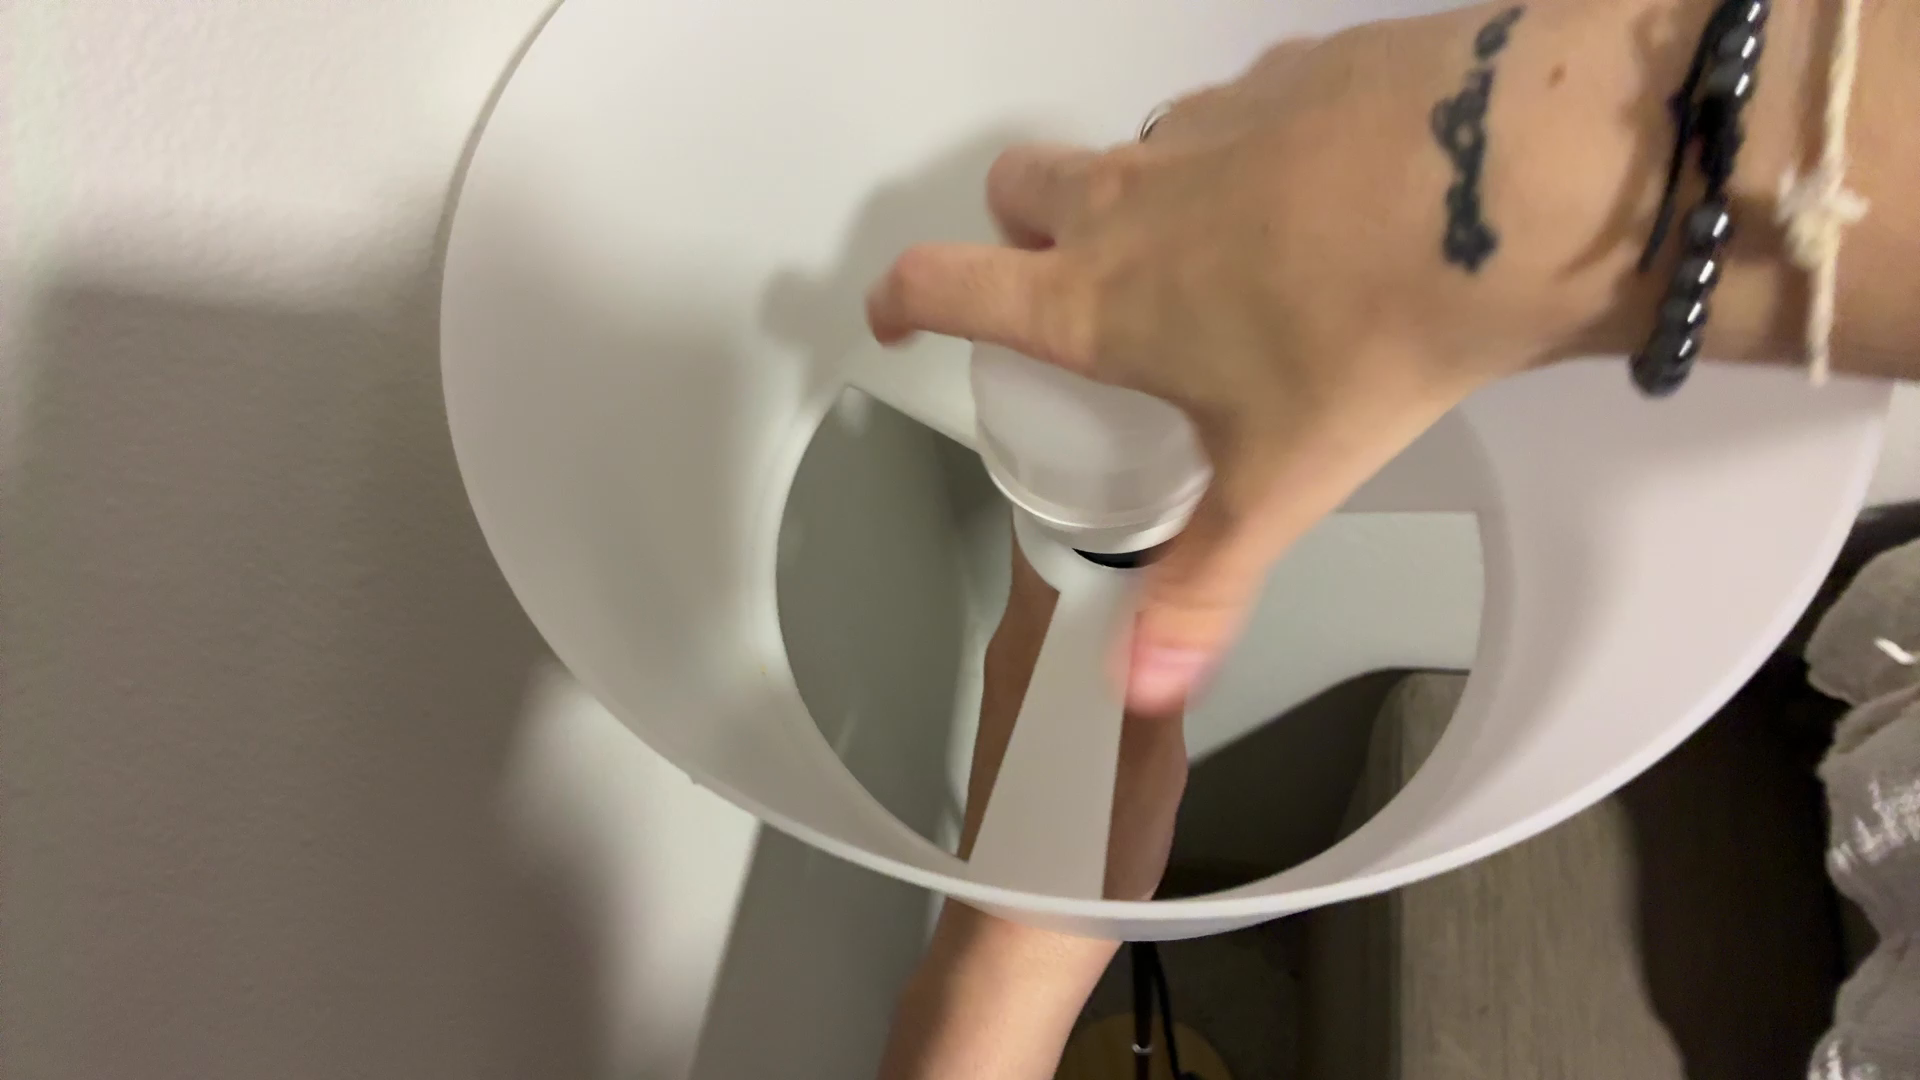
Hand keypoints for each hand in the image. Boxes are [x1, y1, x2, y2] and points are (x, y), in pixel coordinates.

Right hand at [866, 0, 1823, 712]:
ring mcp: (1202, 123)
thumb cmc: (1367, 344)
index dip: (901, 300)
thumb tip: (1141, 696)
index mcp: (1098, 298)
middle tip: (1078, 289)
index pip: (948, 283)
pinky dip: (1232, 160)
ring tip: (1215, 260)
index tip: (897, 321)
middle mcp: (1125, 198)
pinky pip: (1223, 115)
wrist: (1532, 184)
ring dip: (1130, 201)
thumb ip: (1204, 587)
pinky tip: (1308, 201)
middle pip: (1013, 189)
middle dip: (1019, 234)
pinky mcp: (1283, 69)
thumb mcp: (1279, 480)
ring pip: (1120, 153)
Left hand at [878, 541, 1186, 1078]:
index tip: (1152, 472)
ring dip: (1111, 571)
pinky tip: (1144, 626)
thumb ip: (1154, 662)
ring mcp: (1014, 669)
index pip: (1050, 530)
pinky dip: (1101, 615)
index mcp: (1037, 636)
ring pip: (1063, 592)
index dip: (1097, 491)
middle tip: (1182, 510)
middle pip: (1058, 554)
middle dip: (1115, 526)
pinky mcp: (1021, 700)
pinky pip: (1064, 631)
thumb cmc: (1092, 841)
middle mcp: (1014, 640)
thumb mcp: (1149, 745)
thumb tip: (1160, 592)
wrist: (1028, 916)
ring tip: (1174, 561)